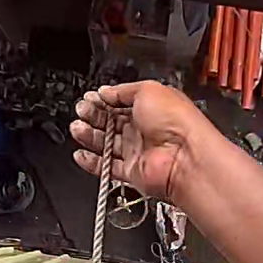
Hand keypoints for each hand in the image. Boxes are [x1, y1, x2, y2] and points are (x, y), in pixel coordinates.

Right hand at [70, 82, 222, 202]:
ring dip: (89, 136)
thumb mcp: (148, 89)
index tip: (89, 98)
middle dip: (93, 116)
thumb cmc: (176, 122)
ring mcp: (139, 152)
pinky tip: (81, 154)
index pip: (121, 103)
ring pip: (107, 144)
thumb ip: (123, 91)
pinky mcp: (133, 173)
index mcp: (151, 108)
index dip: (103, 100)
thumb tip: (107, 91)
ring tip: (77, 128)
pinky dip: (93, 163)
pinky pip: (108, 168)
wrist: (185, 157)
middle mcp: (145, 130)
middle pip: (111, 123)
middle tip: (81, 111)